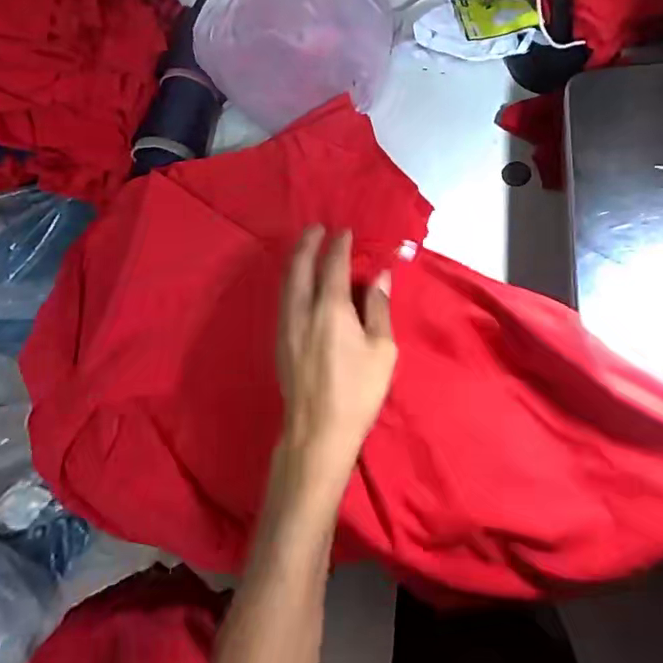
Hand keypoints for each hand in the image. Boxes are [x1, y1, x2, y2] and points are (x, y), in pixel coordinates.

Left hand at [276, 227, 396, 475]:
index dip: (339, 246)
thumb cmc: (358, 391)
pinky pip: (283, 300)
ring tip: (305, 249)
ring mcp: (286, 328)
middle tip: (317, 229)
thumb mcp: (383, 350)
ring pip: (286, 284)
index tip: (345, 232)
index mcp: (331, 310)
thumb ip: (379, 309)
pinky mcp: (280, 343)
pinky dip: (291, 282)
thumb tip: (380, 276)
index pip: (333, 266)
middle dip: (307, 245)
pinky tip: (297, 285)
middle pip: (300, 268)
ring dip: (296, 262)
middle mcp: (302, 312)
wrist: (317, 433)